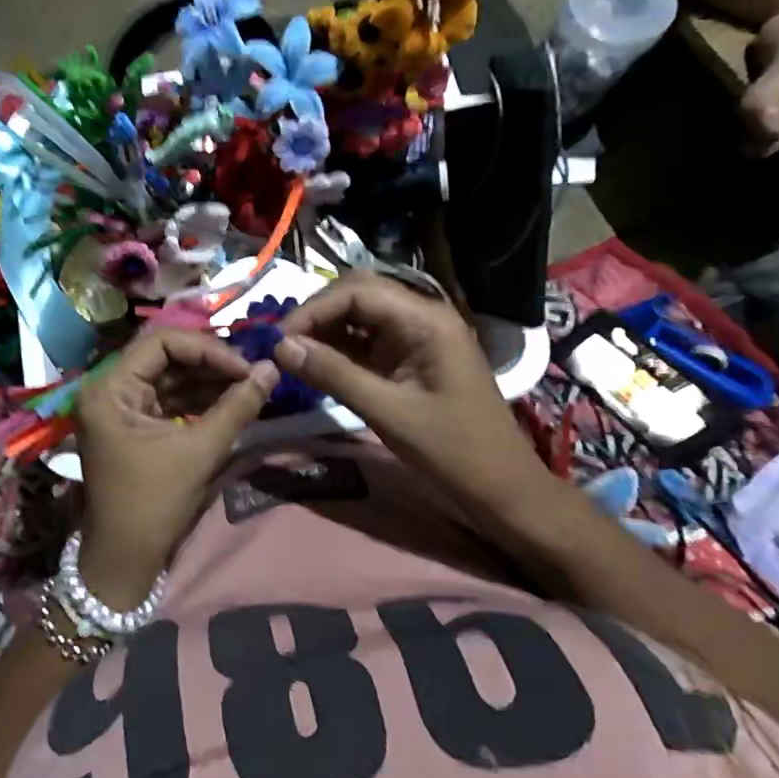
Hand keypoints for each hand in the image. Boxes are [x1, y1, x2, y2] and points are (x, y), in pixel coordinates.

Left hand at [75, 328, 276, 602]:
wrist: (125, 558)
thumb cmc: (154, 502)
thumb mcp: (199, 450)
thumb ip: (237, 406)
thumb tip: (272, 369)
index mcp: (110, 389)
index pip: (161, 342)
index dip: (207, 348)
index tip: (244, 366)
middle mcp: (109, 389)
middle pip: (166, 356)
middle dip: (211, 363)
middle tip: (252, 373)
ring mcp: (121, 407)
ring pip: (171, 376)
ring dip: (209, 380)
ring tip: (250, 385)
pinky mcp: (135, 424)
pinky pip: (170, 398)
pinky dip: (200, 399)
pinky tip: (232, 400)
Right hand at [273, 273, 545, 504]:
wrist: (500, 486)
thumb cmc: (451, 449)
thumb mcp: (387, 411)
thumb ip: (334, 374)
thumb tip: (281, 347)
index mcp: (426, 319)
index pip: (358, 291)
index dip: (313, 309)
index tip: (278, 340)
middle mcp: (422, 316)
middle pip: (359, 295)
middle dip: (317, 315)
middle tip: (282, 346)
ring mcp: (417, 337)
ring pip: (361, 317)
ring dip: (325, 330)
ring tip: (291, 355)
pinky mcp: (411, 358)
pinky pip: (368, 341)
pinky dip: (340, 349)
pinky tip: (315, 365)